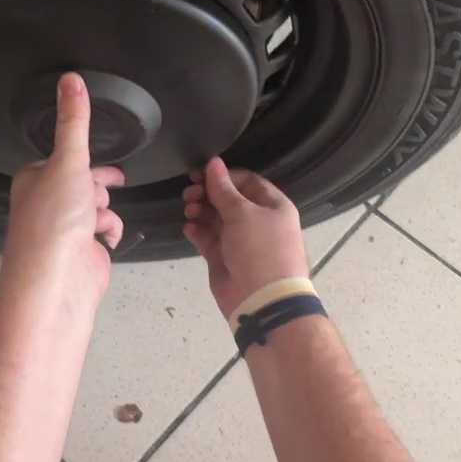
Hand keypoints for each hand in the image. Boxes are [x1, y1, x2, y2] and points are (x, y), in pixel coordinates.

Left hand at [3, 73, 126, 297]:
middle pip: (81, 181)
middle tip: (113, 181)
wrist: (56, 283)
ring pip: (95, 206)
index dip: (81, 156)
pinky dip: (111, 230)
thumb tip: (71, 81)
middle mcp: (46, 203)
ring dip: (105, 208)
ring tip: (100, 215)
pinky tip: (108, 234)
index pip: (62, 157)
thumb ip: (75, 123)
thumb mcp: (68, 162)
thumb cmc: (51, 226)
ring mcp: (65, 229)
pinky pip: (104, 230)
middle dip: (98, 182)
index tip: (95, 154)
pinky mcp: (82, 250)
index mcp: (34, 179)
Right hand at [182, 157, 308, 318]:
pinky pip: (208, 239)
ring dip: (200, 211)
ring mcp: (239, 241)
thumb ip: (222, 188)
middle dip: (207, 193)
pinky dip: (197, 232)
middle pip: (228, 199)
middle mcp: (256, 221)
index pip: (245, 181)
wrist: (262, 300)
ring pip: (215, 218)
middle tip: (189, 194)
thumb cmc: (259, 249)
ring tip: (189, 210)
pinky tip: (189, 228)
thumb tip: (213, 162)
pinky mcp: (223, 258)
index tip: (199, 175)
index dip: (223, 176)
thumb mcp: (242, 212)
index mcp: (272, 206)